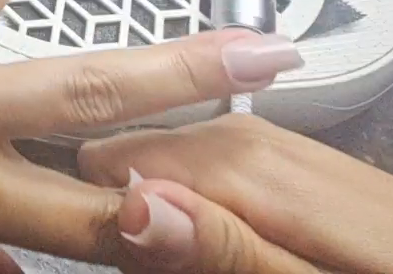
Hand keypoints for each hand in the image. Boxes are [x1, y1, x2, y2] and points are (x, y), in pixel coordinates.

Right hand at [79, 113, 392, 272]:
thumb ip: (231, 251)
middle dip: (144, 214)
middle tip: (188, 269)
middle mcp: (244, 132)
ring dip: (173, 215)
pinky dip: (204, 208)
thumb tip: (130, 202)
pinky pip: (202, 165)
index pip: (115, 160)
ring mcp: (263, 138)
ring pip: (163, 161)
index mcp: (245, 161)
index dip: (115, 216)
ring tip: (215, 260)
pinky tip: (242, 246)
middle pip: (134, 158)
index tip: (141, 261)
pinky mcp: (278, 152)